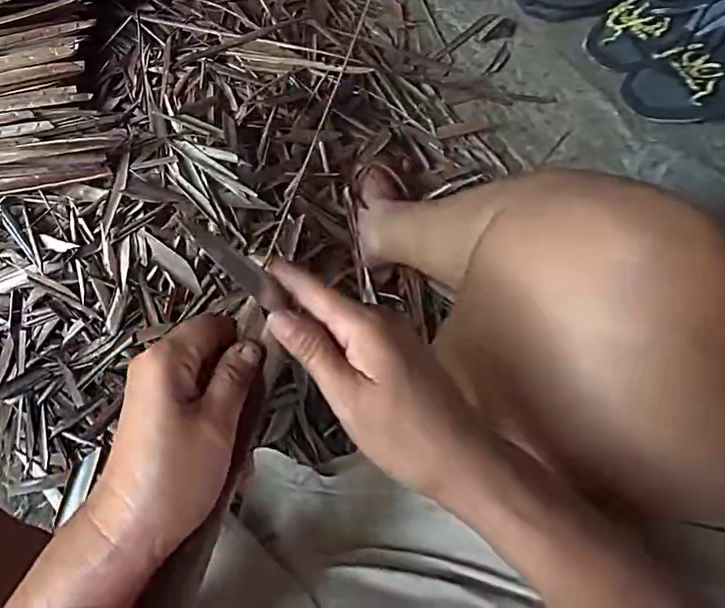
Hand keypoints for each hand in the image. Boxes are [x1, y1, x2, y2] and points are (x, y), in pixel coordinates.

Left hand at [85, 315, 261, 561]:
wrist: (129, 529)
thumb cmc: (168, 481)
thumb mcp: (218, 423)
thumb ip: (237, 377)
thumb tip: (251, 347)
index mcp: (165, 357)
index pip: (213, 323)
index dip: (243, 338)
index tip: (266, 361)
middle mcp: (152, 366)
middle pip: (207, 350)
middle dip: (236, 379)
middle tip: (252, 413)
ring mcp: (150, 390)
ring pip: (203, 381)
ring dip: (227, 408)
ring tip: (237, 446)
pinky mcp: (152, 414)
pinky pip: (191, 403)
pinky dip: (211, 423)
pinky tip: (222, 457)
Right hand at [267, 263, 483, 498]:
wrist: (468, 464)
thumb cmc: (403, 438)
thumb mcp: (347, 398)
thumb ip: (312, 351)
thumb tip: (278, 313)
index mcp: (366, 325)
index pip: (314, 290)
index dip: (283, 275)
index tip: (255, 261)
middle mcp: (382, 317)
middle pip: (327, 300)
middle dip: (293, 297)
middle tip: (256, 298)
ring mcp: (395, 330)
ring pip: (341, 314)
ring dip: (312, 315)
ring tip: (278, 320)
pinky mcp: (401, 346)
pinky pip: (356, 328)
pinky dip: (332, 330)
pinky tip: (318, 344)